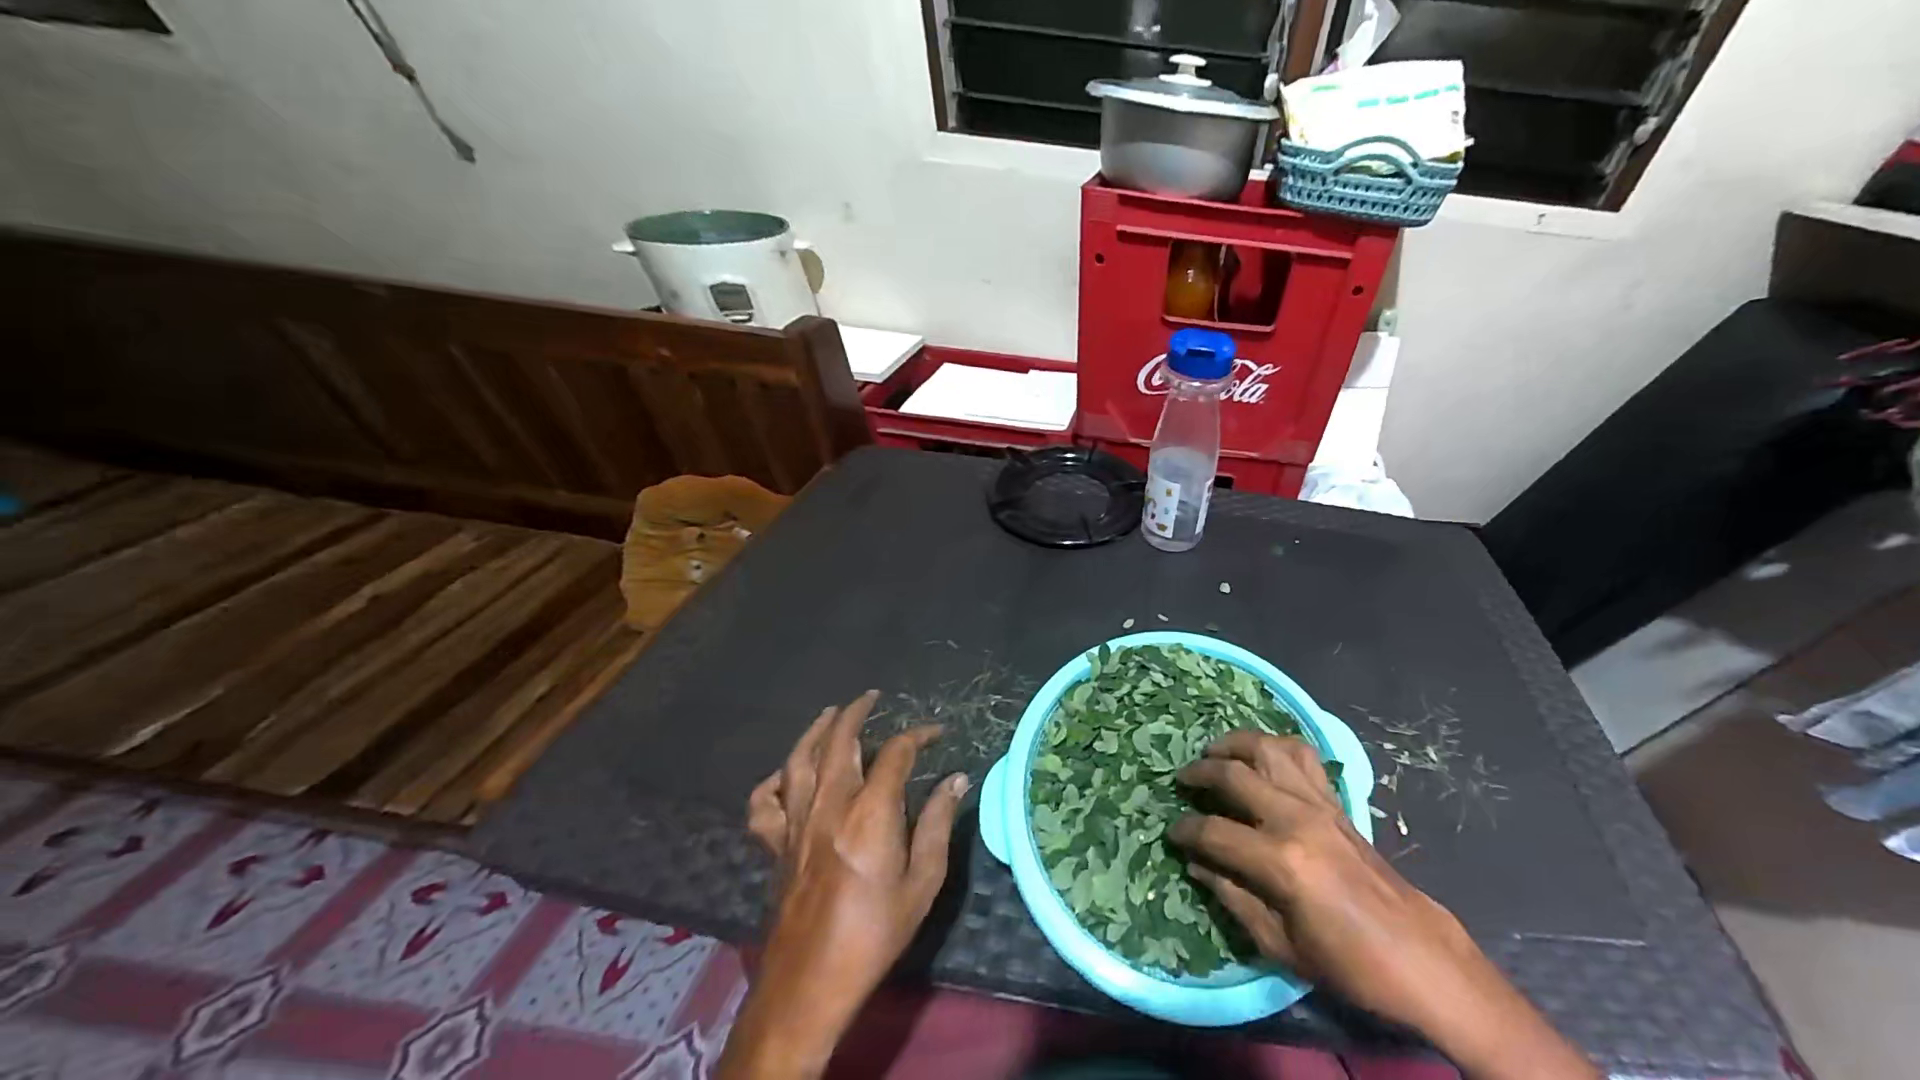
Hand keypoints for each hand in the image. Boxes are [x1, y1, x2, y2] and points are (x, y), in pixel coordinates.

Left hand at [718, 691, 968, 1079]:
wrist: (811, 980)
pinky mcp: (773, 844)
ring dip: (816, 730)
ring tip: (831, 713)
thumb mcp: (922, 884)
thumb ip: (937, 825)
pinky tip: (787, 773)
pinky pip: (765, 802)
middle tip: (871, 698)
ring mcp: (795, 822)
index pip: (895, 754)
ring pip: (799, 760)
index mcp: (869, 814)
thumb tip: (956, 779)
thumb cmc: (875, 933)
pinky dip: (774, 780)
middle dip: (856, 712)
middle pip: (838, 741)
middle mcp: (828, 805)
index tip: (936, 733)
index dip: (918, 735)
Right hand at [1170, 733, 1597, 1079]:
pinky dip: (1277, 746)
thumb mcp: (1279, 945)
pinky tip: (1261, 757)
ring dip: (1235, 744)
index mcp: (1281, 862)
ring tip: (1215, 754)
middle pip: (1234, 774)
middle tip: (1182, 783)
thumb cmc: (1349, 965)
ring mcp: (1322, 806)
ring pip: (1269, 748)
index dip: (1184, 831)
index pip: (1213, 831)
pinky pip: (1304, 756)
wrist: (1424, 961)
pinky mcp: (1339, 804)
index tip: (1171, 835)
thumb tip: (1196, 863)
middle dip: (1199, 774)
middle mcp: (1298, 820)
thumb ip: (1231, 896)